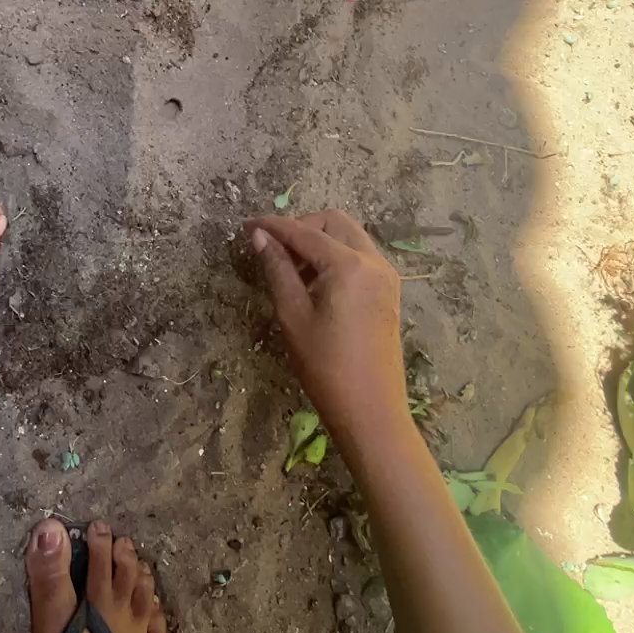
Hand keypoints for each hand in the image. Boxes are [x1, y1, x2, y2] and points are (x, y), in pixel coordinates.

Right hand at [244, 210, 407, 439]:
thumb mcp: (292, 314)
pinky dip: (334, 255)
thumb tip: (259, 236)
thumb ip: (277, 268)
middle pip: (333, 221)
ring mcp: (385, 275)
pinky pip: (359, 255)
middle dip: (301, 226)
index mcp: (349, 266)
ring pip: (348, 235)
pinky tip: (314, 282)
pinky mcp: (388, 290)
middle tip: (273, 249)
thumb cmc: (325, 366)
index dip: (272, 225)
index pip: (304, 231)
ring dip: (318, 240)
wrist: (371, 411)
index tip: (246, 225)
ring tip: (291, 270)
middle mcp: (373, 261)